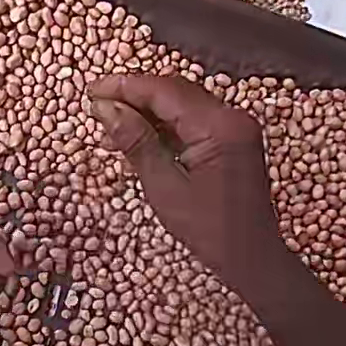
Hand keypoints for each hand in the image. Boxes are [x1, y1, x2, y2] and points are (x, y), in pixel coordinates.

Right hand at [89, 74, 287, 287]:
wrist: (252, 258)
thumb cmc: (210, 231)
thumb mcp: (165, 188)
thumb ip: (137, 143)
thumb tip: (106, 109)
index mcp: (220, 126)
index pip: (165, 90)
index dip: (124, 87)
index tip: (92, 90)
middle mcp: (232, 117)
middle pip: (174, 91)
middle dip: (133, 96)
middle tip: (96, 105)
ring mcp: (234, 127)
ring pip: (181, 105)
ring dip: (146, 111)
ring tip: (110, 125)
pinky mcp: (231, 140)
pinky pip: (192, 122)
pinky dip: (163, 126)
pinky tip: (136, 137)